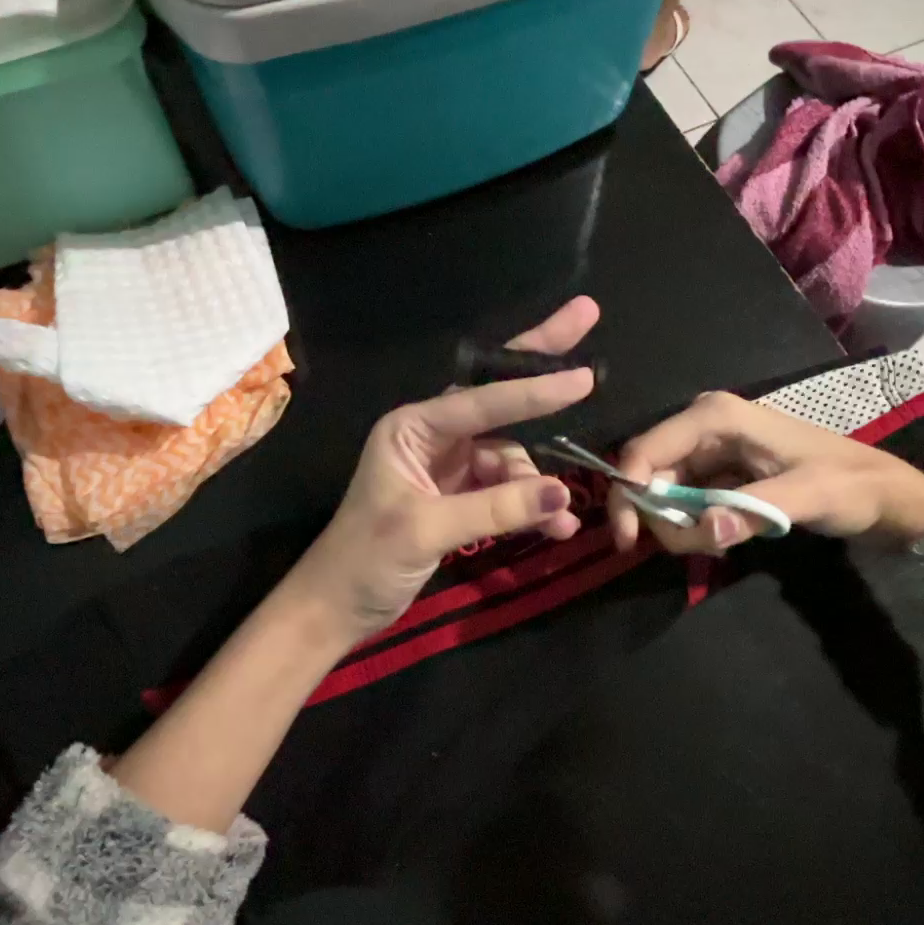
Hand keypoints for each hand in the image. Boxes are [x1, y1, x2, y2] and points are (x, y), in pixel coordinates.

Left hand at [291, 298, 600, 640]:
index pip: (482, 401)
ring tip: (563, 519)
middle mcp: (434, 436)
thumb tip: (563, 494)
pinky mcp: (461, 497)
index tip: (582, 377)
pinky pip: (508, 490)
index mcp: (412, 427)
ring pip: (511, 457)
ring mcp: (450, 466)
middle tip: (586, 315)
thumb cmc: (366, 559)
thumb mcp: (427, 529)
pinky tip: (556, 528)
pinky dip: (530, 507)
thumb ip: (496, 508)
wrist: (338, 608)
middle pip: (498, 398)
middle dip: (542, 368)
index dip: (534, 389)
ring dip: (538, 485)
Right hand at [610, 391, 923, 554]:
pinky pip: (683, 501)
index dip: (628, 492)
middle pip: (649, 474)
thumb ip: (756, 510)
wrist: (880, 493)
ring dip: (680, 526)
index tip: (630, 541)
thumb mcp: (810, 496)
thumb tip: (708, 529)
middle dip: (662, 518)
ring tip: (724, 542)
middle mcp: (703, 427)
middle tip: (702, 549)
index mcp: (718, 417)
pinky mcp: (715, 473)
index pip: (646, 449)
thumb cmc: (849, 484)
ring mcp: (708, 450)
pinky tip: (724, 536)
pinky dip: (693, 525)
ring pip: (663, 492)